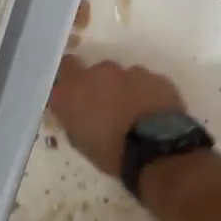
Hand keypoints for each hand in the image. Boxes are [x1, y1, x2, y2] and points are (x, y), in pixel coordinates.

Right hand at [46, 55, 186, 174]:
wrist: (156, 151)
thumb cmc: (111, 153)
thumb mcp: (80, 141)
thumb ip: (73, 115)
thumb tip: (76, 108)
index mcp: (73, 90)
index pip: (63, 68)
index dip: (71, 78)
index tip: (76, 92)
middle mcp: (98, 74)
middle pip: (95, 72)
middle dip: (99, 86)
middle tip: (107, 108)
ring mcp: (128, 72)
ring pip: (122, 77)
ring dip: (124, 90)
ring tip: (133, 113)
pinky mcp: (155, 77)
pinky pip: (145, 82)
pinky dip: (146, 93)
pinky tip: (152, 112)